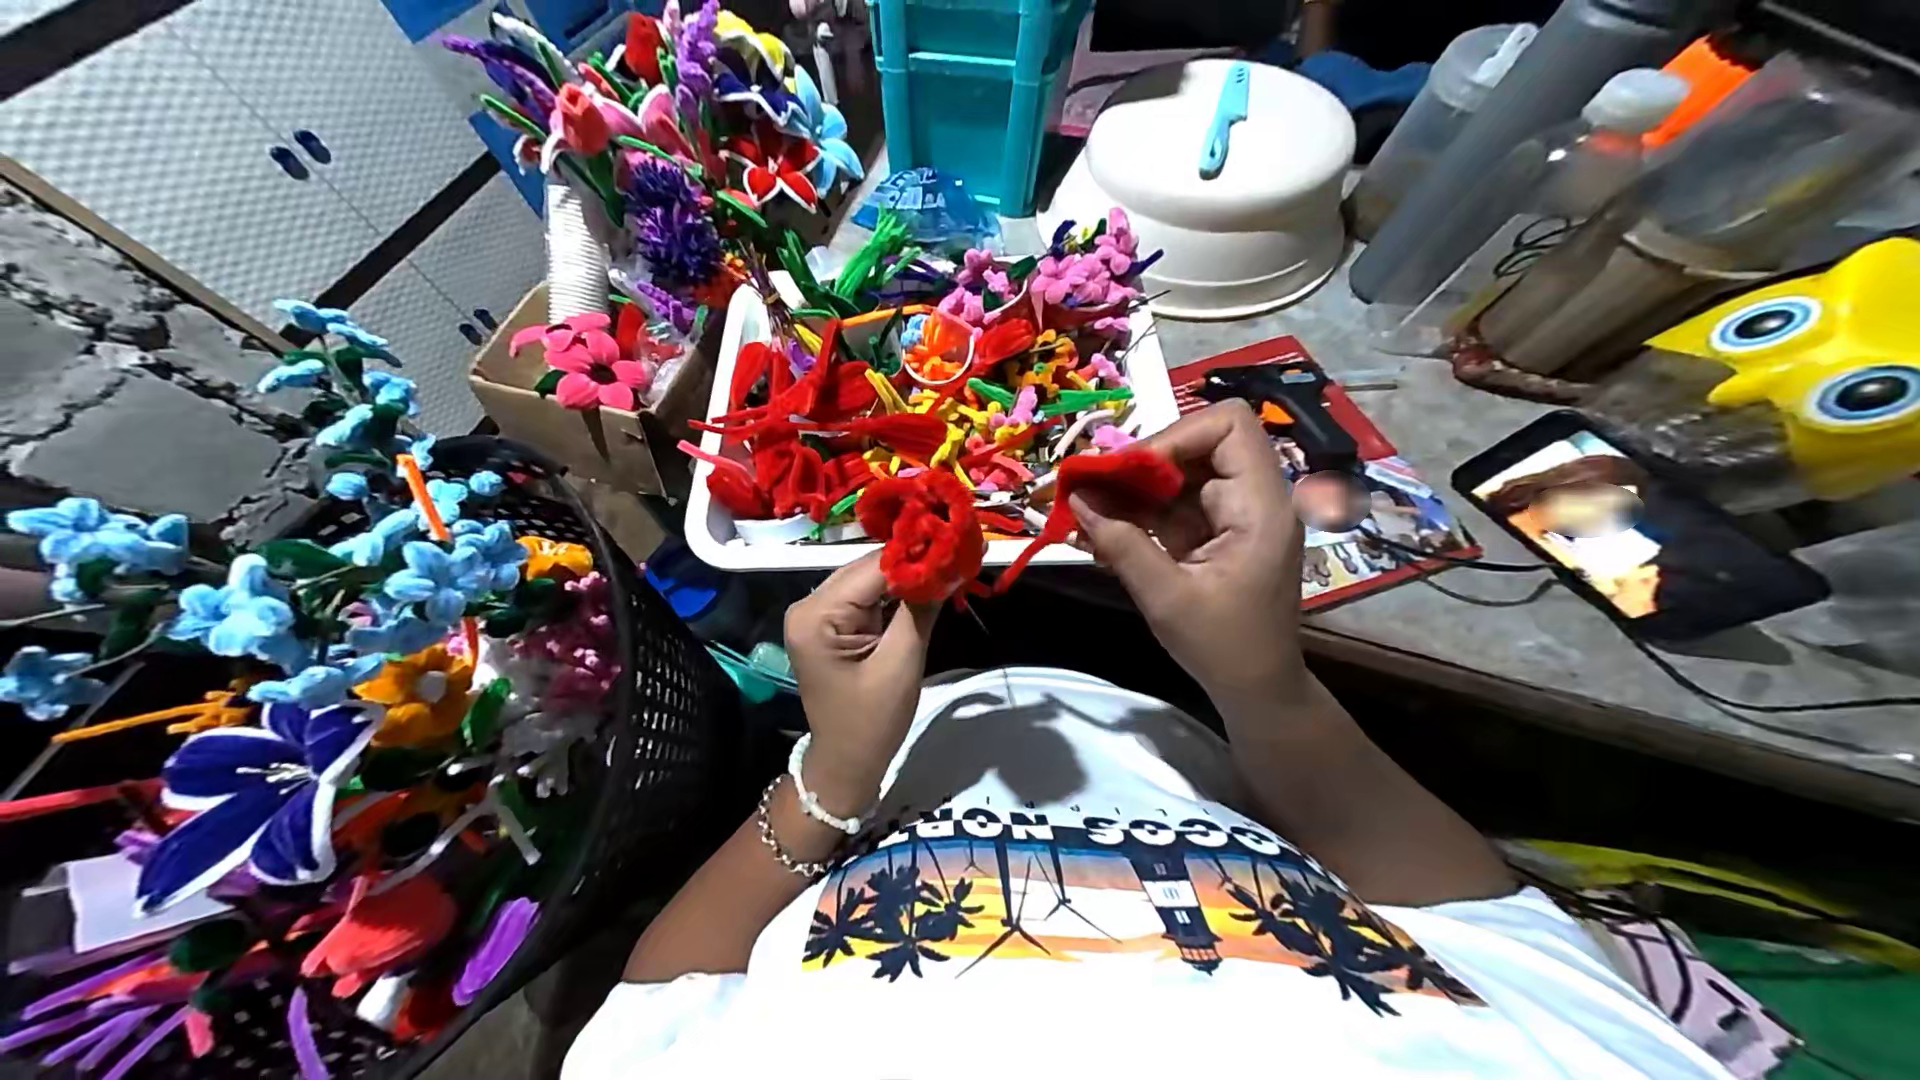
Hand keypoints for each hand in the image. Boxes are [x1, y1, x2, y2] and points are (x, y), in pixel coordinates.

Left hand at [783, 553, 938, 814]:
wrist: (847, 763)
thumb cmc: (872, 722)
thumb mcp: (901, 664)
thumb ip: (921, 609)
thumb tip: (948, 564)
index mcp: (816, 615)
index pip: (873, 569)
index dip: (916, 555)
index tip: (957, 542)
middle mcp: (809, 605)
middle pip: (870, 569)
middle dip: (914, 563)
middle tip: (959, 552)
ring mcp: (818, 613)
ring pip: (872, 579)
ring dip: (909, 575)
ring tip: (950, 565)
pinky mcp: (832, 622)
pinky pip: (870, 596)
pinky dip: (898, 592)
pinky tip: (928, 586)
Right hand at [1072, 401, 1303, 697]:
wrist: (1255, 687)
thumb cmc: (1222, 646)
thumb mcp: (1166, 598)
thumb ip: (1121, 545)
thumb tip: (1076, 501)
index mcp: (1259, 506)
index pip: (1228, 426)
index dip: (1175, 434)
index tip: (1129, 470)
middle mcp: (1251, 497)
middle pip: (1197, 443)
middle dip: (1140, 462)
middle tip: (1093, 486)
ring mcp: (1232, 513)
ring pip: (1178, 472)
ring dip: (1131, 487)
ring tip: (1084, 506)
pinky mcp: (1213, 529)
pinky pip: (1171, 503)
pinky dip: (1136, 511)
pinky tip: (1100, 527)